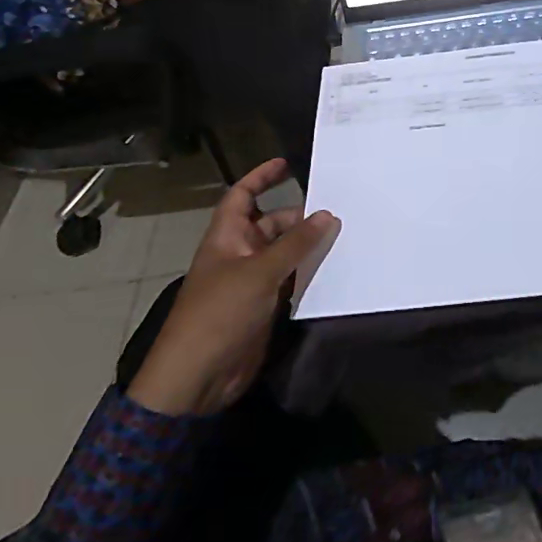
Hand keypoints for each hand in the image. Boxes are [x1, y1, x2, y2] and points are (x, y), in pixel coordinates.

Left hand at [126, 159, 339, 415]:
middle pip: (271, 224)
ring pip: (284, 253)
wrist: (197, 377)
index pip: (243, 195)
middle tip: (336, 211)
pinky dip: (308, 273)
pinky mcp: (263, 306)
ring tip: (344, 235)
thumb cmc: (219, 313)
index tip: (287, 164)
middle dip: (299, 216)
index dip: (261, 177)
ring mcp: (251, 281)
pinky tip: (334, 268)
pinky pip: (289, 280)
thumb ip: (295, 244)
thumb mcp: (259, 273)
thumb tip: (327, 215)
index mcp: (227, 236)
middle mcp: (239, 253)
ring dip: (307, 246)